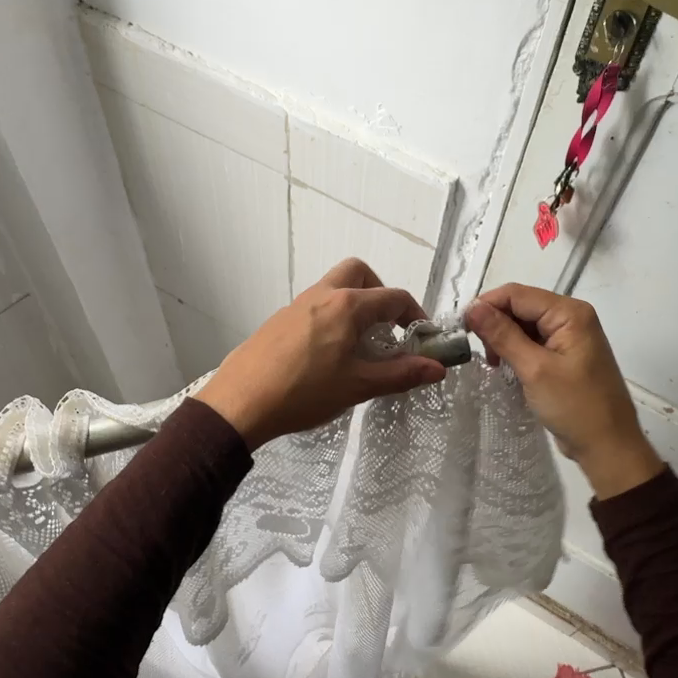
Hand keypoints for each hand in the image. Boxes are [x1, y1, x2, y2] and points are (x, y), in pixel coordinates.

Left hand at [198, 259, 448, 448]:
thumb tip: (438, 368)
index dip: (415, 316)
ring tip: (359, 346)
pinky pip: (314, 307)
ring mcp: (296, 305)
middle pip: (359, 273)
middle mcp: (322, 295)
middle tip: (386, 328)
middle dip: (379, 293)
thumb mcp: (358, 386)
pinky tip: (327, 356)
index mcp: (346, 306)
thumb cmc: (304, 393)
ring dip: (354, 306)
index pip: (394, 297)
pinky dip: (331, 318)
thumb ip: (400, 374)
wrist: (240, 403)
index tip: (422, 341)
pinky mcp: (278, 321)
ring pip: (333, 288)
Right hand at [464, 283, 662, 497]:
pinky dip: (516, 351)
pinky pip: (532, 342)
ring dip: (503, 339)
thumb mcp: (534, 369)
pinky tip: (506, 368)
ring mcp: (568, 336)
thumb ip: (503, 335)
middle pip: (520, 306)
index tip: (462, 329)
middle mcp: (571, 317)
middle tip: (480, 352)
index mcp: (569, 313)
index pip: (517, 294)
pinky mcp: (563, 355)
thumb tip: (473, 308)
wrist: (608, 446)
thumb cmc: (575, 406)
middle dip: (495, 323)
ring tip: (494, 364)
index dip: (486, 305)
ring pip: (523, 325)